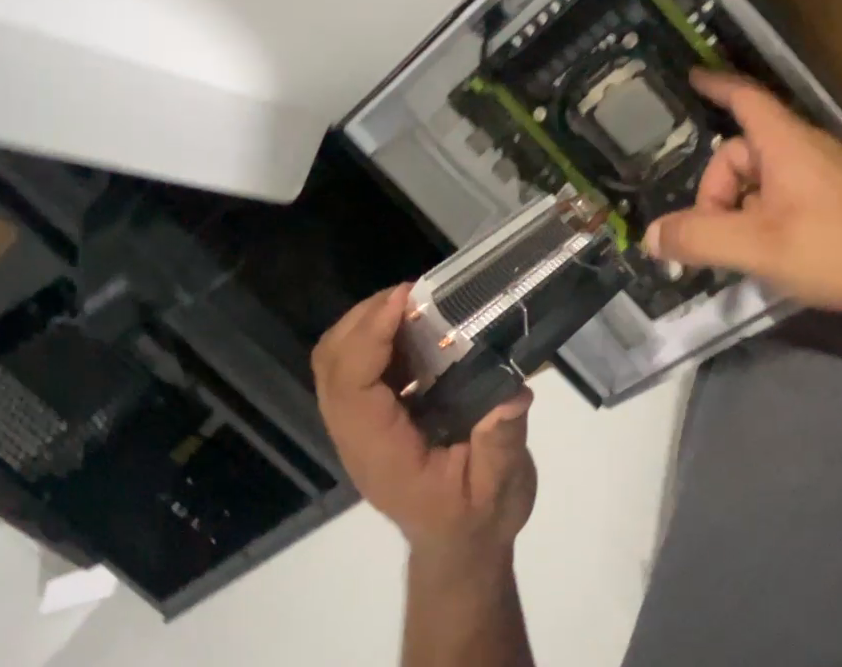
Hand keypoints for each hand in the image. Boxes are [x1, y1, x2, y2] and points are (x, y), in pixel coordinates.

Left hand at [312, 285, 536, 558]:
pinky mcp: (374, 420)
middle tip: (414, 292)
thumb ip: (500, 442)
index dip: (370, 337)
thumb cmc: (477, 520)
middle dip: (363, 319)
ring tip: (416, 302)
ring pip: (337, 364)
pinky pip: (358, 369)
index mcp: (382, 456)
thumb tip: (510, 395)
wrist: (462, 549)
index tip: (405, 300)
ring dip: (367, 324)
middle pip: (331, 367)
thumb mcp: (500, 488)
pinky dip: (378, 338)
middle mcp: (359, 439)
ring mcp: (361, 429)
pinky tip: (419, 326)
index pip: (351, 388)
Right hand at [642, 70, 841, 313]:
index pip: (744, 97)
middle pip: (743, 150)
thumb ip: (701, 238)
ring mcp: (828, 173)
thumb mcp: (759, 247)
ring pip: (764, 178)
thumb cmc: (838, 250)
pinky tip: (771, 254)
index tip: (690, 79)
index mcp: (786, 143)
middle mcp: (807, 148)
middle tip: (710, 236)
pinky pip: (787, 194)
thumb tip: (652, 235)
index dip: (715, 86)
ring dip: (741, 209)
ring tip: (741, 253)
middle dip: (717, 190)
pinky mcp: (841, 198)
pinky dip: (766, 216)